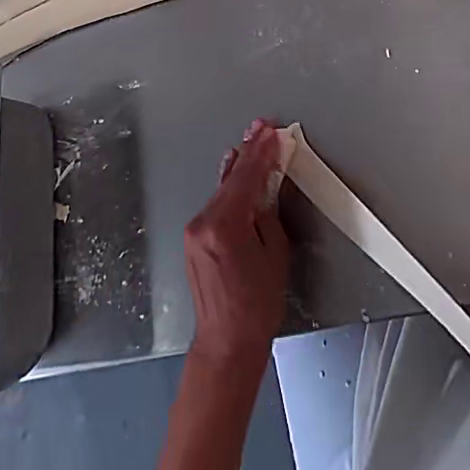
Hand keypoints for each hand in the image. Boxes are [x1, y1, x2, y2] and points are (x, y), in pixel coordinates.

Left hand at [183, 119, 290, 361]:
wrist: (227, 341)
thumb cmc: (256, 305)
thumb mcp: (275, 251)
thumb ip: (268, 211)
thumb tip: (267, 183)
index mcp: (225, 226)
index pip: (248, 177)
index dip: (263, 152)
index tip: (273, 134)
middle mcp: (203, 223)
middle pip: (232, 178)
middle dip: (250, 152)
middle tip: (263, 128)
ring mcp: (195, 230)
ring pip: (222, 188)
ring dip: (240, 167)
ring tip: (253, 143)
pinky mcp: (194, 238)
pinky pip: (216, 204)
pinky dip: (230, 187)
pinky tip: (237, 173)